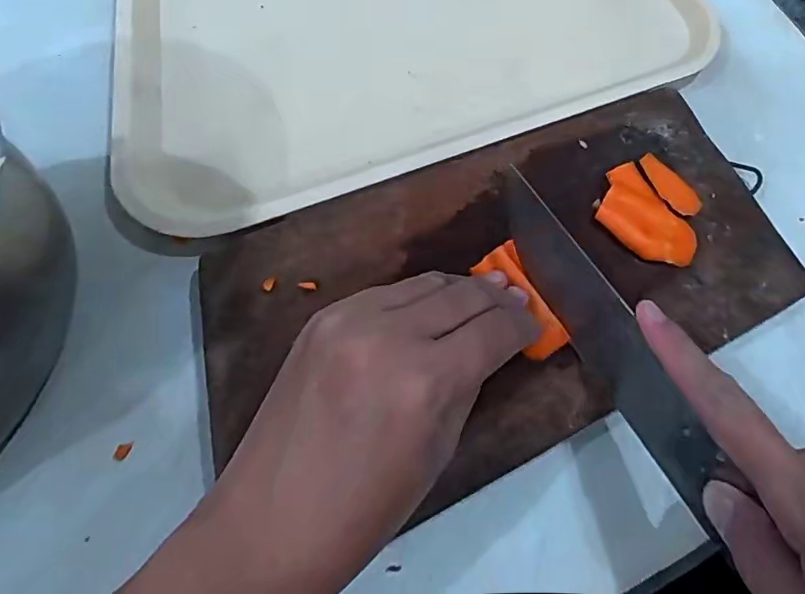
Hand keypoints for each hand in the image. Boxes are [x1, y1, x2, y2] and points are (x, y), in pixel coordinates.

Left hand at [124, 271, 538, 593]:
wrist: (269, 521)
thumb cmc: (364, 508)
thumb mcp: (437, 453)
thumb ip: (466, 387)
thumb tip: (490, 346)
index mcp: (425, 382)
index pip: (492, 331)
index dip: (521, 323)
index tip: (535, 321)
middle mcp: (389, 335)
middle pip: (462, 296)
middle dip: (496, 297)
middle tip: (516, 297)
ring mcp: (349, 319)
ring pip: (424, 283)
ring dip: (458, 289)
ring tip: (480, 292)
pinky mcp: (323, 316)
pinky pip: (385, 292)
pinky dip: (414, 297)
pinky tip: (426, 307)